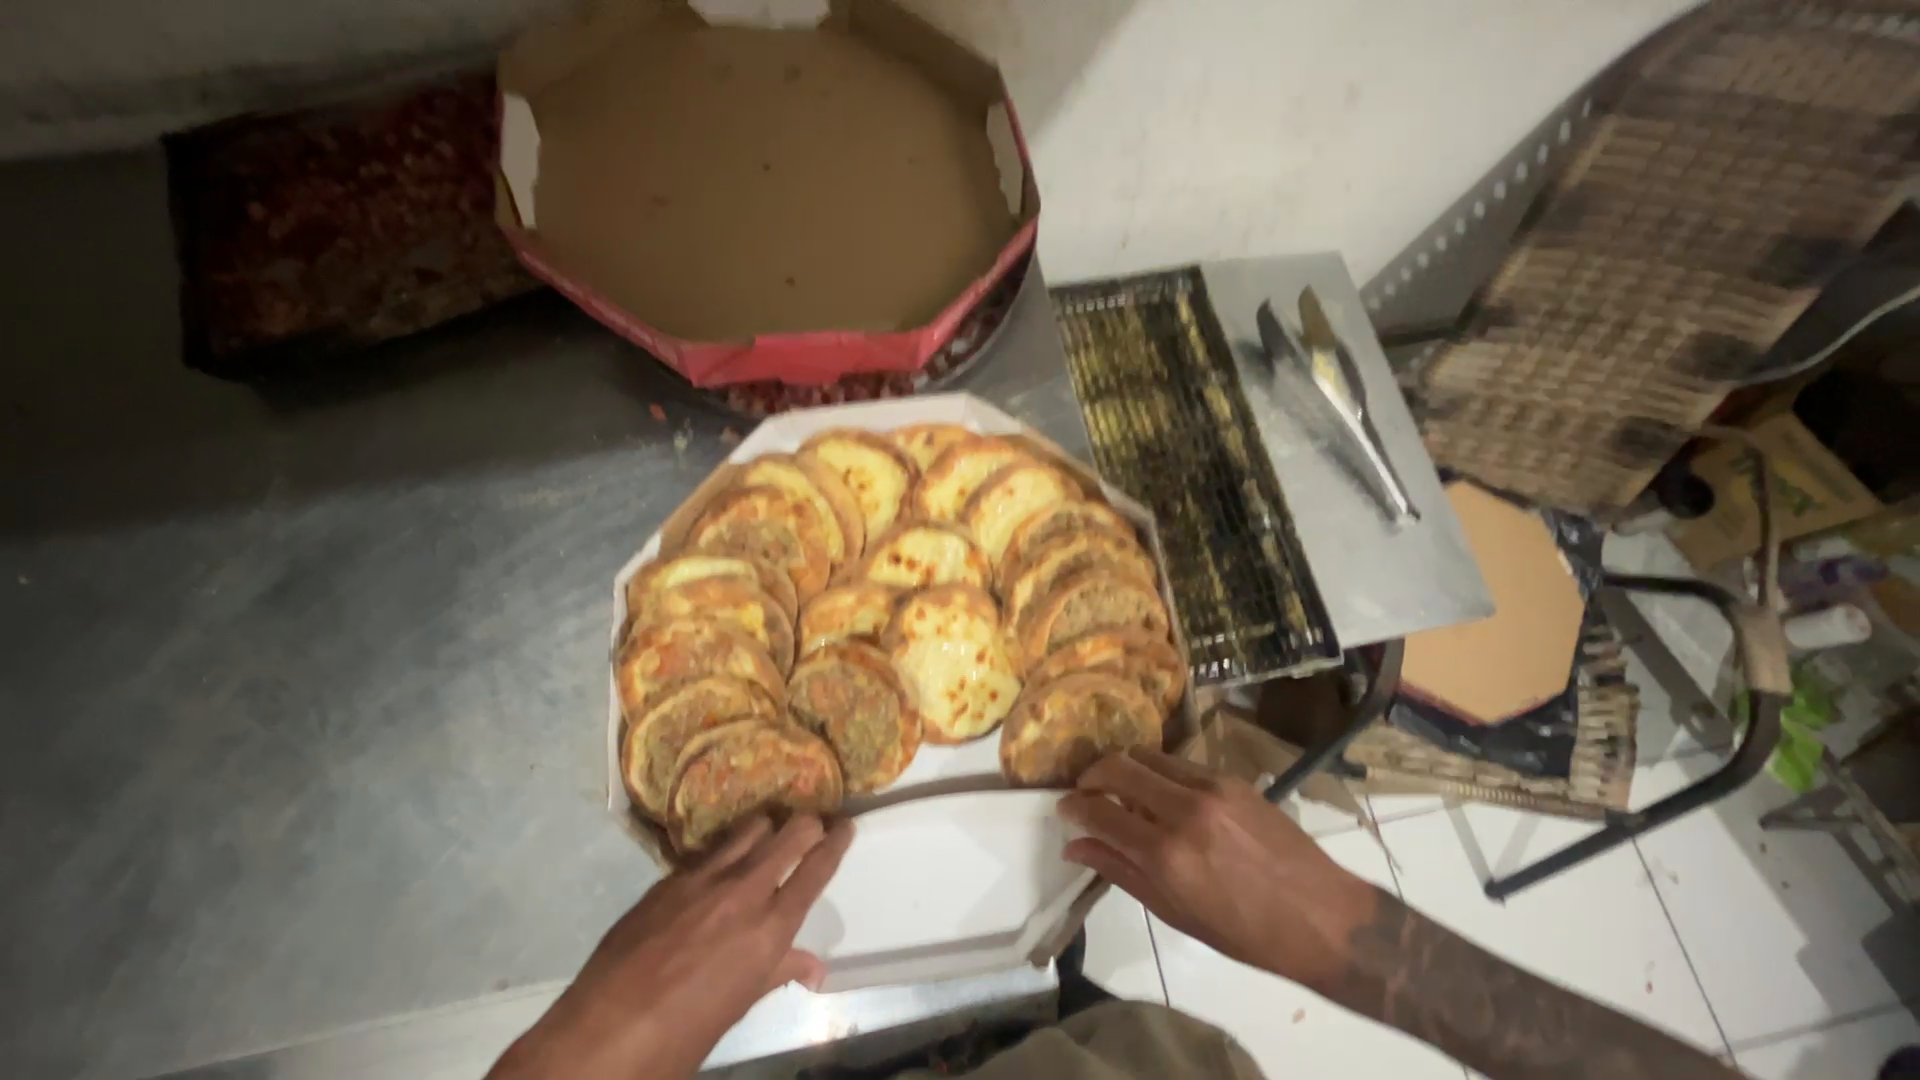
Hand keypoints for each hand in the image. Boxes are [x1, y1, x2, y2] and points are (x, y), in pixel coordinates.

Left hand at [488, 815, 853, 1079]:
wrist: (603, 1036)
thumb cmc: (682, 1037)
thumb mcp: (739, 1006)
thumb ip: (777, 972)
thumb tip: (815, 968)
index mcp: (770, 930)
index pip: (816, 870)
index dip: (837, 842)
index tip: (846, 825)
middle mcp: (744, 892)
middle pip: (790, 833)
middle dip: (808, 824)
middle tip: (814, 824)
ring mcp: (703, 879)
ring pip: (750, 828)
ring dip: (768, 826)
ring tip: (770, 833)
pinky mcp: (668, 879)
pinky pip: (710, 850)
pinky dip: (727, 848)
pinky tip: (721, 862)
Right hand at [1057, 748, 1378, 992]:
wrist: (1321, 916)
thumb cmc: (1244, 931)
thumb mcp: (1174, 912)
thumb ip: (1120, 870)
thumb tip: (1075, 846)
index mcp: (1167, 854)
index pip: (1100, 811)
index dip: (1073, 807)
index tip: (1063, 810)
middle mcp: (1184, 810)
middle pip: (1118, 766)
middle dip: (1091, 775)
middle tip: (1086, 793)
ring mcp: (1211, 788)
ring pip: (1147, 755)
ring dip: (1124, 768)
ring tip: (1122, 790)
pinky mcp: (1231, 779)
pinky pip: (1179, 763)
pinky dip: (1158, 772)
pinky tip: (1162, 795)